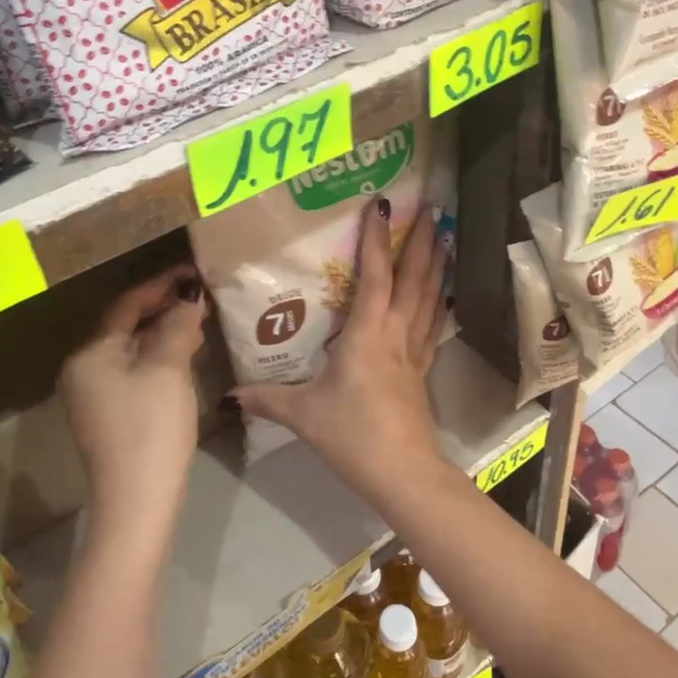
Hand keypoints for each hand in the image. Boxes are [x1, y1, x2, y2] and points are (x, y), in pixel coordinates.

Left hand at [59, 266, 207, 526]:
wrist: (137, 501)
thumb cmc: (151, 427)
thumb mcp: (169, 369)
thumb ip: (178, 326)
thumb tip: (189, 297)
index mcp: (90, 353)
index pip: (127, 304)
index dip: (162, 285)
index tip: (193, 272)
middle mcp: (83, 369)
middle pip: (126, 326)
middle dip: (164, 309)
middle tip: (202, 297)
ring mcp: (93, 395)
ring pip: (132, 350)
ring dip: (164, 334)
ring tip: (200, 321)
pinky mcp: (108, 415)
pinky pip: (134, 372)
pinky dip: (159, 358)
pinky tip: (186, 357)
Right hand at [232, 199, 450, 491]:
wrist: (403, 473)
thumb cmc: (352, 436)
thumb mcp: (303, 414)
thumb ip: (268, 399)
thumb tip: (231, 396)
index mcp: (367, 333)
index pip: (375, 275)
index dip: (376, 238)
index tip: (381, 204)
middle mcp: (395, 333)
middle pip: (413, 278)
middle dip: (422, 241)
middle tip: (433, 208)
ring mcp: (414, 351)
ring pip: (430, 297)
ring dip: (437, 265)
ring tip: (446, 237)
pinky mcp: (423, 371)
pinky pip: (434, 327)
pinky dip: (440, 304)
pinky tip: (445, 294)